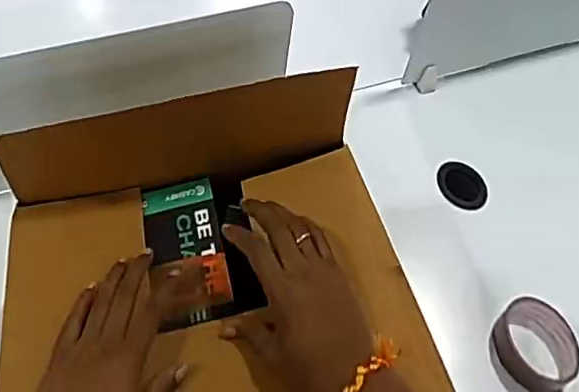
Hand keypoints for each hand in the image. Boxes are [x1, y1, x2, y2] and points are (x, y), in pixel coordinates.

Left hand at [37, 253, 188, 391]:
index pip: (152, 312)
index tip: (174, 271)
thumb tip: (182, 368)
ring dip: (113, 278)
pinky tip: (90, 287)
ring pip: (101, 301)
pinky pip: (73, 320)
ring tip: (122, 261)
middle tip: (146, 253)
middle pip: (125, 298)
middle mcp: (106, 343)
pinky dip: (83, 301)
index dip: (165, 289)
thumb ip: (159, 387)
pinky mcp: (61, 353)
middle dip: (137, 272)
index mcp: (128, 357)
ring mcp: (82, 344)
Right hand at [221, 200, 379, 390]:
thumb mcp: (275, 354)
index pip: (256, 250)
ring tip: (269, 206)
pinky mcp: (338, 270)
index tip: (228, 227)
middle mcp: (300, 271)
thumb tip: (224, 328)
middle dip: (260, 211)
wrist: (354, 376)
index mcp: (281, 291)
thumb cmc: (310, 368)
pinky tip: (299, 221)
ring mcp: (321, 267)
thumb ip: (250, 333)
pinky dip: (307, 224)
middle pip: (277, 228)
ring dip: (282, 212)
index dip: (240, 235)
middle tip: (247, 204)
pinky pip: (321, 237)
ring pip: (299, 227)